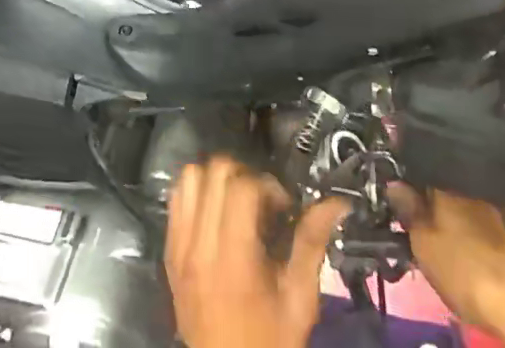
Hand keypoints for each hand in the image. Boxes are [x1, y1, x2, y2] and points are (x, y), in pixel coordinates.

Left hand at [166, 156, 350, 347]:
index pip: (242, 187)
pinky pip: (175, 201)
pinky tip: (215, 214)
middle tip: (262, 201)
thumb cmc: (269, 339)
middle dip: (243, 175)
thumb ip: (312, 244)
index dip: (268, 186)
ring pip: (189, 178)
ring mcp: (179, 248)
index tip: (282, 207)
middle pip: (214, 173)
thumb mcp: (299, 299)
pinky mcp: (169, 253)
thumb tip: (336, 202)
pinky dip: (195, 194)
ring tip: (237, 203)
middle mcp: (199, 245)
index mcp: (233, 257)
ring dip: (216, 181)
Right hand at [387, 183, 504, 346]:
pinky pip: (477, 229)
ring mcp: (494, 216)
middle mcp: (471, 195)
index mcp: (448, 189)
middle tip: (412, 228)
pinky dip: (466, 238)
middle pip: (442, 194)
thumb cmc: (463, 270)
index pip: (421, 175)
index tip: (394, 201)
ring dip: (448, 223)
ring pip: (461, 212)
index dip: (406, 187)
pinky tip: (460, 254)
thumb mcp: (423, 243)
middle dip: (428, 206)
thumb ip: (408, 211)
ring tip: (435, 244)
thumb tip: (394, 182)